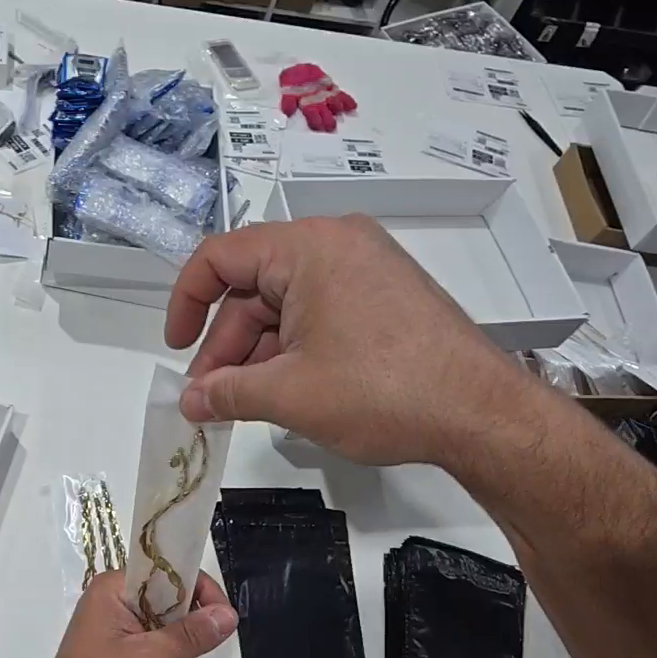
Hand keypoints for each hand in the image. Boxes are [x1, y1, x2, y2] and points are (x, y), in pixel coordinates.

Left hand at [17, 570, 235, 657]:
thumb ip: (191, 635)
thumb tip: (228, 614)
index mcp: (114, 587)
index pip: (169, 571)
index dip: (200, 591)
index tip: (221, 620)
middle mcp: (114, 597)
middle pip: (171, 598)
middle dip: (188, 631)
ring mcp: (115, 623)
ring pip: (168, 623)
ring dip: (180, 651)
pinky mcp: (118, 645)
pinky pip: (156, 641)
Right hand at [163, 216, 520, 465]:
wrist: (481, 413)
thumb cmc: (381, 392)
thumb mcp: (290, 395)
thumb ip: (227, 394)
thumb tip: (187, 403)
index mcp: (308, 248)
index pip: (220, 257)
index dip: (186, 303)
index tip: (175, 350)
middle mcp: (336, 244)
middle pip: (253, 288)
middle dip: (225, 346)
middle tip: (211, 401)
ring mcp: (365, 269)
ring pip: (285, 306)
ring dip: (258, 355)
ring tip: (243, 406)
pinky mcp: (384, 297)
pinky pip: (319, 314)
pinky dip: (293, 351)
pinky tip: (284, 392)